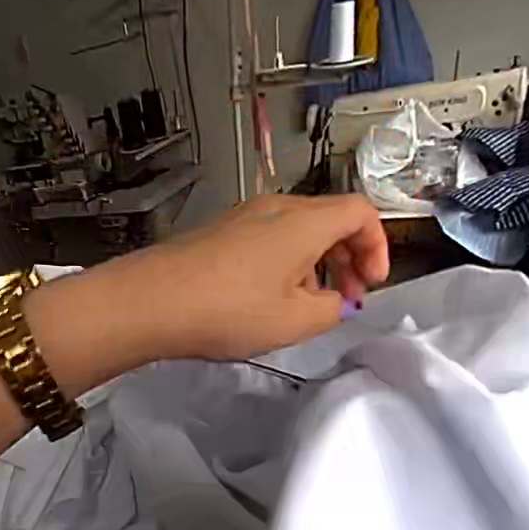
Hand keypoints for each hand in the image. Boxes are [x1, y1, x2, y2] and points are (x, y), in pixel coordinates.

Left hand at [101, 194, 390, 361]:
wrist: (150, 302)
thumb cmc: (228, 309)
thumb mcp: (296, 321)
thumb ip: (334, 310)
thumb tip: (337, 302)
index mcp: (304, 222)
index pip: (361, 212)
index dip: (378, 246)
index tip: (373, 283)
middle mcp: (277, 208)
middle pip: (332, 219)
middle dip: (351, 258)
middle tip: (350, 298)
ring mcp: (246, 217)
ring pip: (301, 230)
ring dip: (320, 264)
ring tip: (313, 305)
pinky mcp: (223, 232)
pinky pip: (272, 239)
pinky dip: (290, 264)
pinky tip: (276, 299)